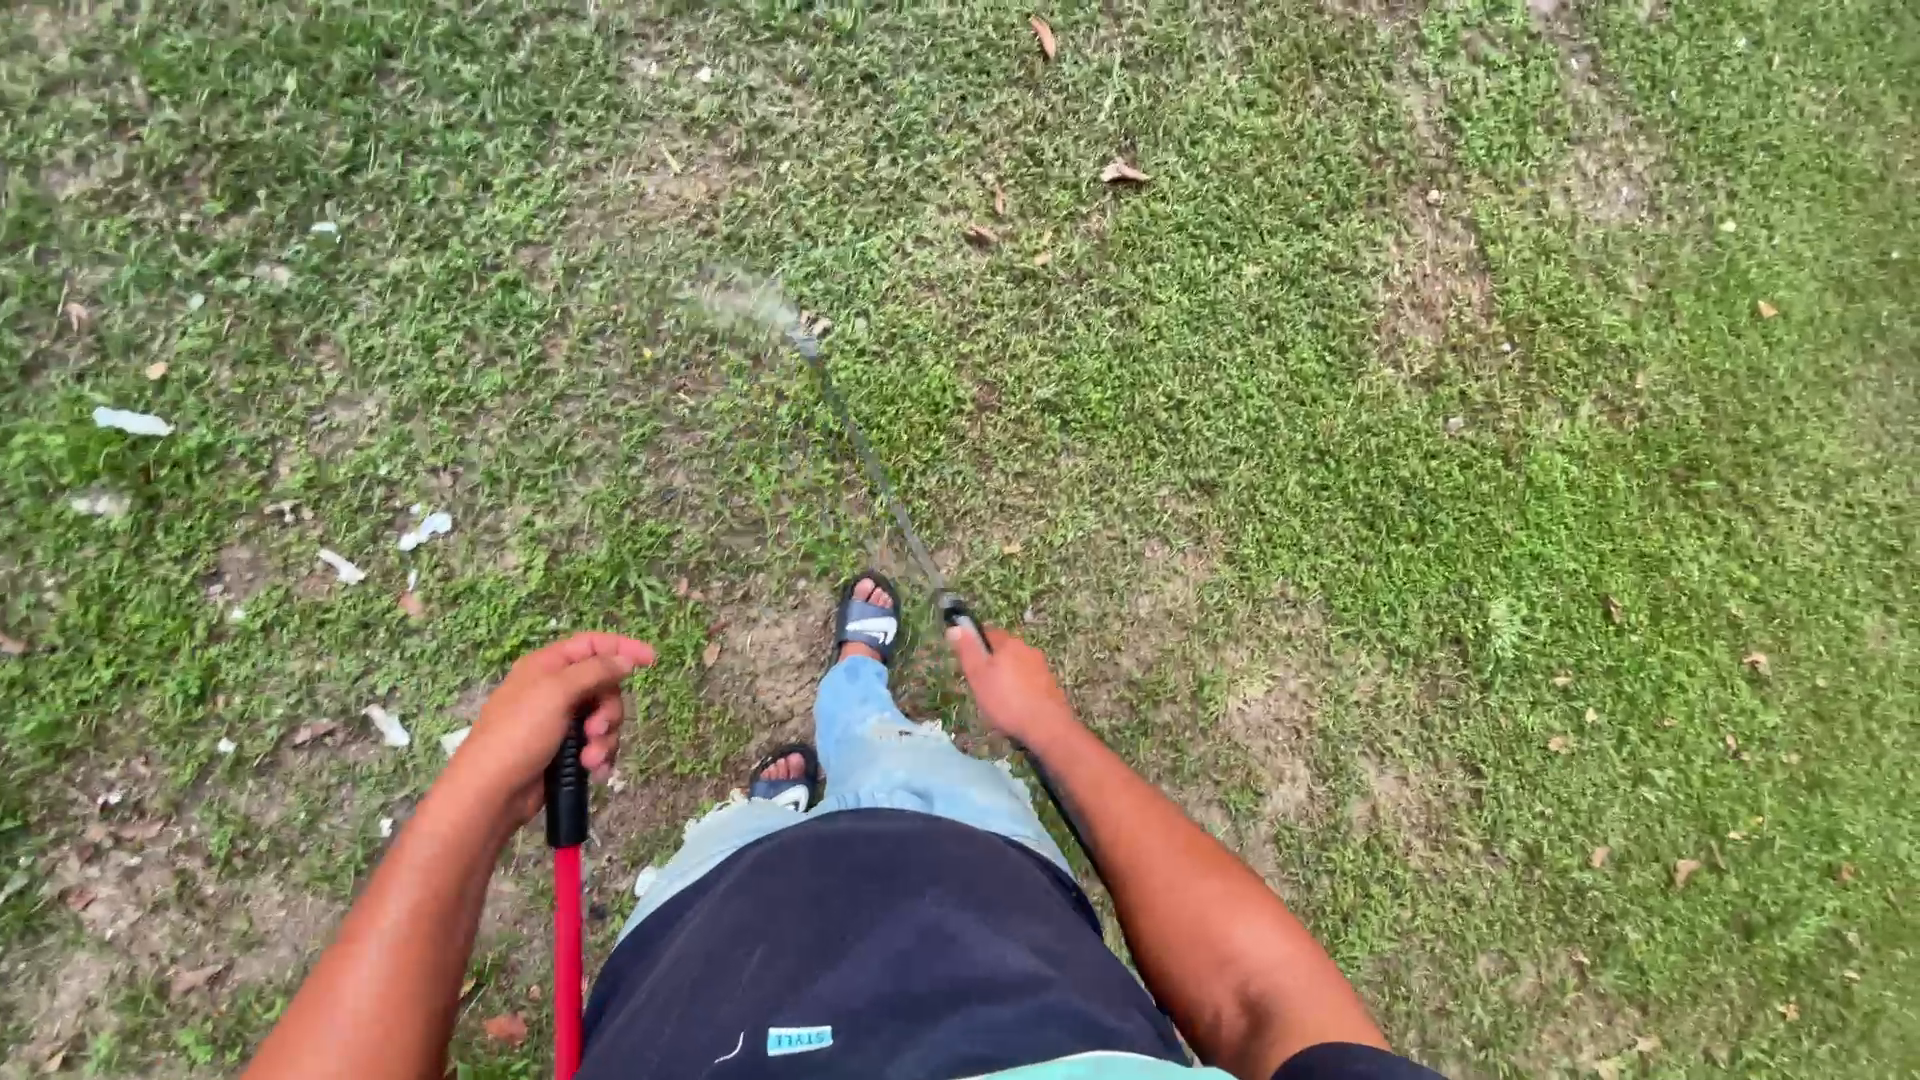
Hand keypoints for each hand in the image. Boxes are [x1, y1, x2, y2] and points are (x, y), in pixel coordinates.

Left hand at [444, 632, 655, 826]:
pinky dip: (601, 754)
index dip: (622, 648)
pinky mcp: (567, 748)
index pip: (593, 645)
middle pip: (605, 685)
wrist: (491, 793)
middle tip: (597, 728)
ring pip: (605, 716)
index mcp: (548, 666)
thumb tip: (625, 659)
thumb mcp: (557, 693)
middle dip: (609, 709)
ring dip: (605, 737)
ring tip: (590, 758)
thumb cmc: (518, 734)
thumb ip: (596, 670)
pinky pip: (599, 741)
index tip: (650, 660)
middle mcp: (556, 689)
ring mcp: (562, 720)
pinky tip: (595, 769)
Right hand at [944, 624, 1078, 744]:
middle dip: (992, 663)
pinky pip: (1029, 681)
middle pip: (1004, 650)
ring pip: (1018, 666)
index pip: (988, 632)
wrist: (1046, 726)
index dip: (975, 644)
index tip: (968, 662)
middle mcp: (1028, 649)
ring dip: (1007, 677)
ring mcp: (1042, 667)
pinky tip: (1016, 708)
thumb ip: (967, 650)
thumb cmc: (1006, 700)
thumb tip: (956, 627)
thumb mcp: (978, 675)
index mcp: (1009, 643)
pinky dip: (1021, 689)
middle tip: (981, 685)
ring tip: (998, 700)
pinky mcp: (1051, 685)